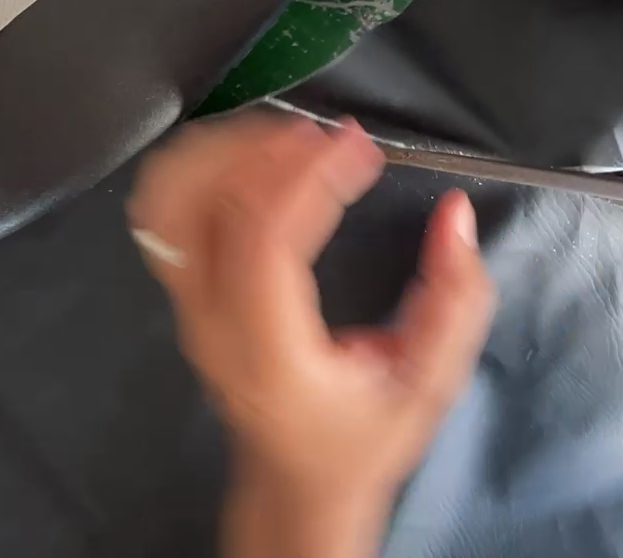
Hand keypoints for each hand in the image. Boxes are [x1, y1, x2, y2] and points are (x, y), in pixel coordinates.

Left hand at [128, 112, 496, 557]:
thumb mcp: (429, 385)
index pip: (267, 237)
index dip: (312, 176)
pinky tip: (247, 154)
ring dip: (231, 149)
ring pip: (176, 196)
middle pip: (210, 203)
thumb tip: (455, 216)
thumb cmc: (359, 439)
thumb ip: (455, 301)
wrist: (296, 485)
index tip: (359, 147)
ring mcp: (187, 305)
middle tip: (326, 137)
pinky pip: (167, 209)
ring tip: (290, 138)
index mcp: (269, 350)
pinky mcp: (184, 291)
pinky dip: (202, 164)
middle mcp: (213, 323)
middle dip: (271, 149)